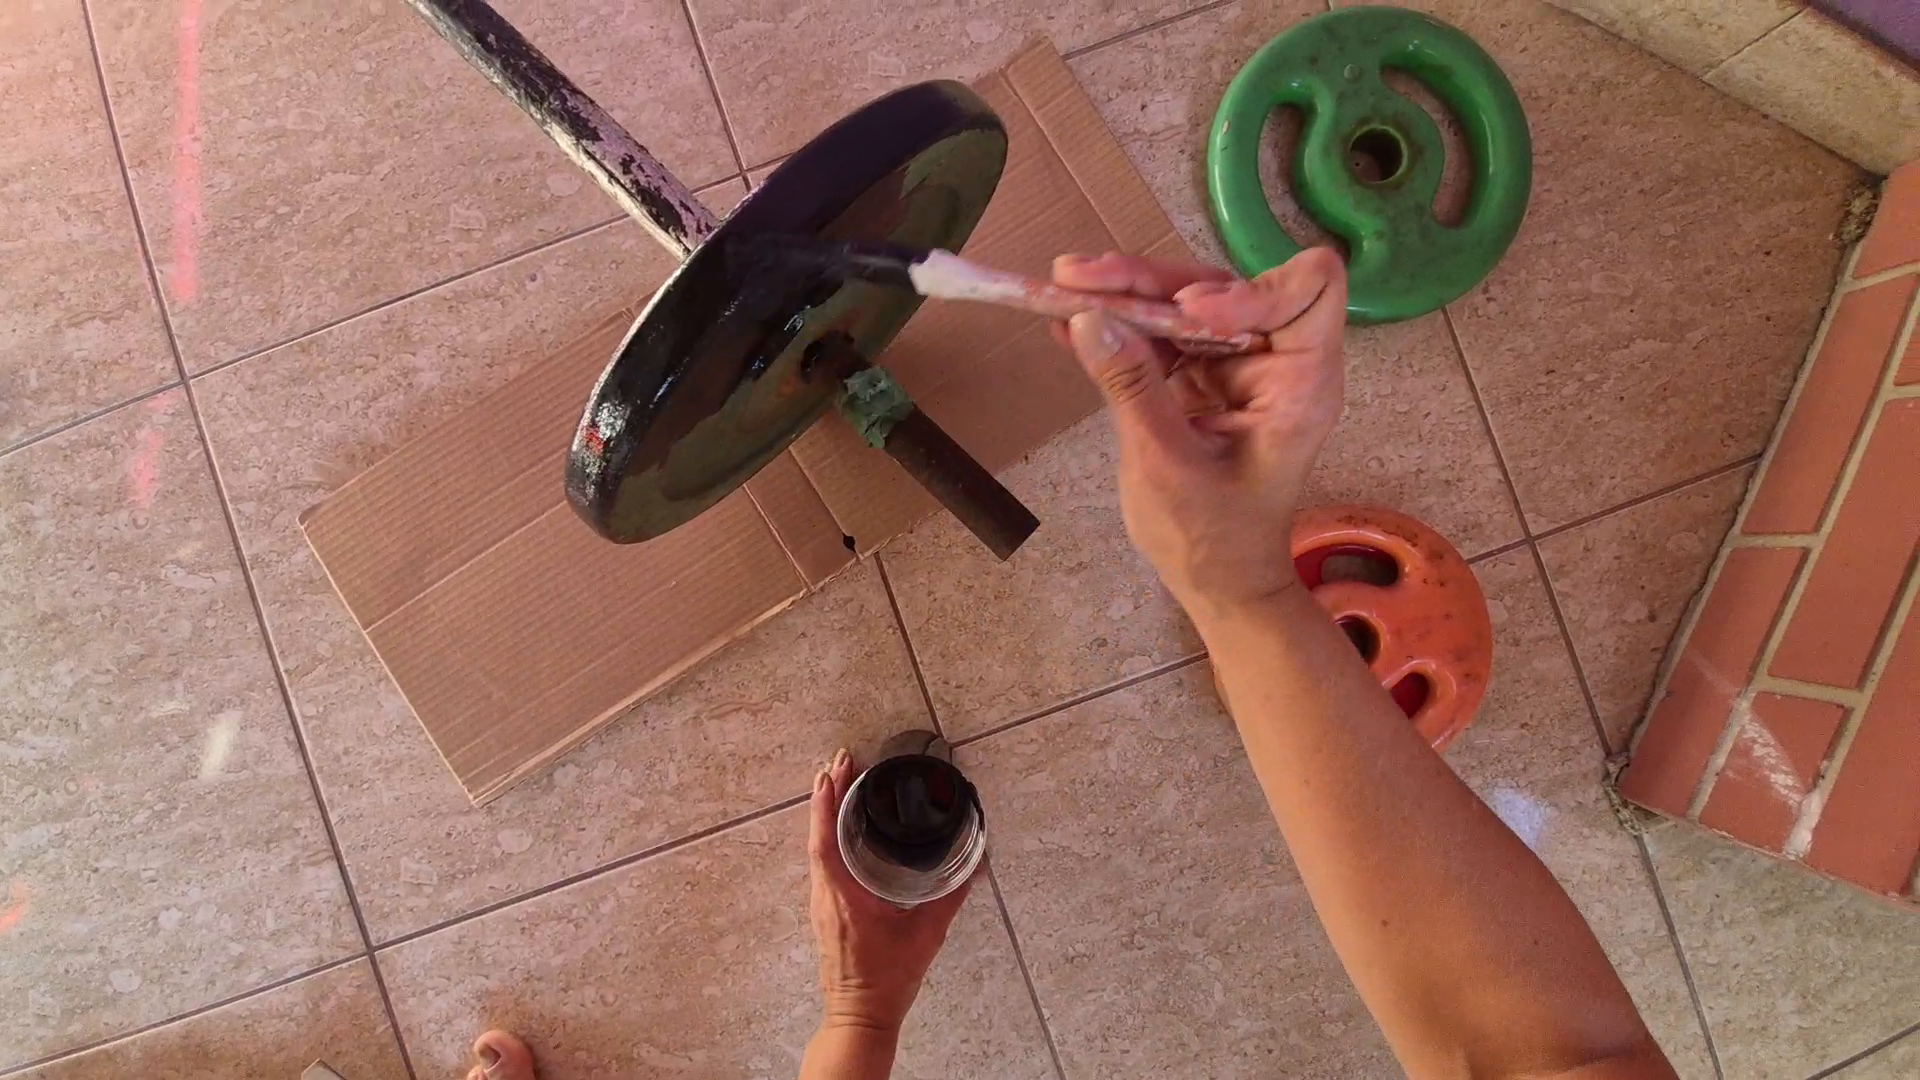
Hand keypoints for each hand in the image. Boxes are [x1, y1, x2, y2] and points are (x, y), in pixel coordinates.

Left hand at [806, 749, 970, 1035]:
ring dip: (824, 810)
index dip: (827, 803)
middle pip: (817, 834)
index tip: (835, 771)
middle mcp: (824, 894)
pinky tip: (839, 821)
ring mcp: (821, 901)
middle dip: (826, 793)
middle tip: (840, 761)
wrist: (860, 1019)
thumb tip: (974, 866)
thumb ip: (950, 898)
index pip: (825, 839)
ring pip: (817, 845)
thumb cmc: (887, 980)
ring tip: (836, 780)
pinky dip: (827, 830)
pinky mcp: (824, 908)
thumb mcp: (925, 936)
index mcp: (841, 895)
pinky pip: (821, 859)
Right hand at [1051, 248, 1347, 621]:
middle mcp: (1275, 361)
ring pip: (1183, 305)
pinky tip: (1070, 320)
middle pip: (1223, 287)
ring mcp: (1234, 368)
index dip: (1245, 289)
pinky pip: (1161, 338)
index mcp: (1300, 381)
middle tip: (1077, 275)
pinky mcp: (1200, 380)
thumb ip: (1130, 387)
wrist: (1216, 580)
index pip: (1307, 288)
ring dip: (1125, 295)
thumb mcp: (1164, 463)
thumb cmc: (1209, 539)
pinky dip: (1119, 328)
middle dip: (1152, 281)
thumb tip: (1085, 317)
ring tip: (1062, 286)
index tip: (1184, 311)